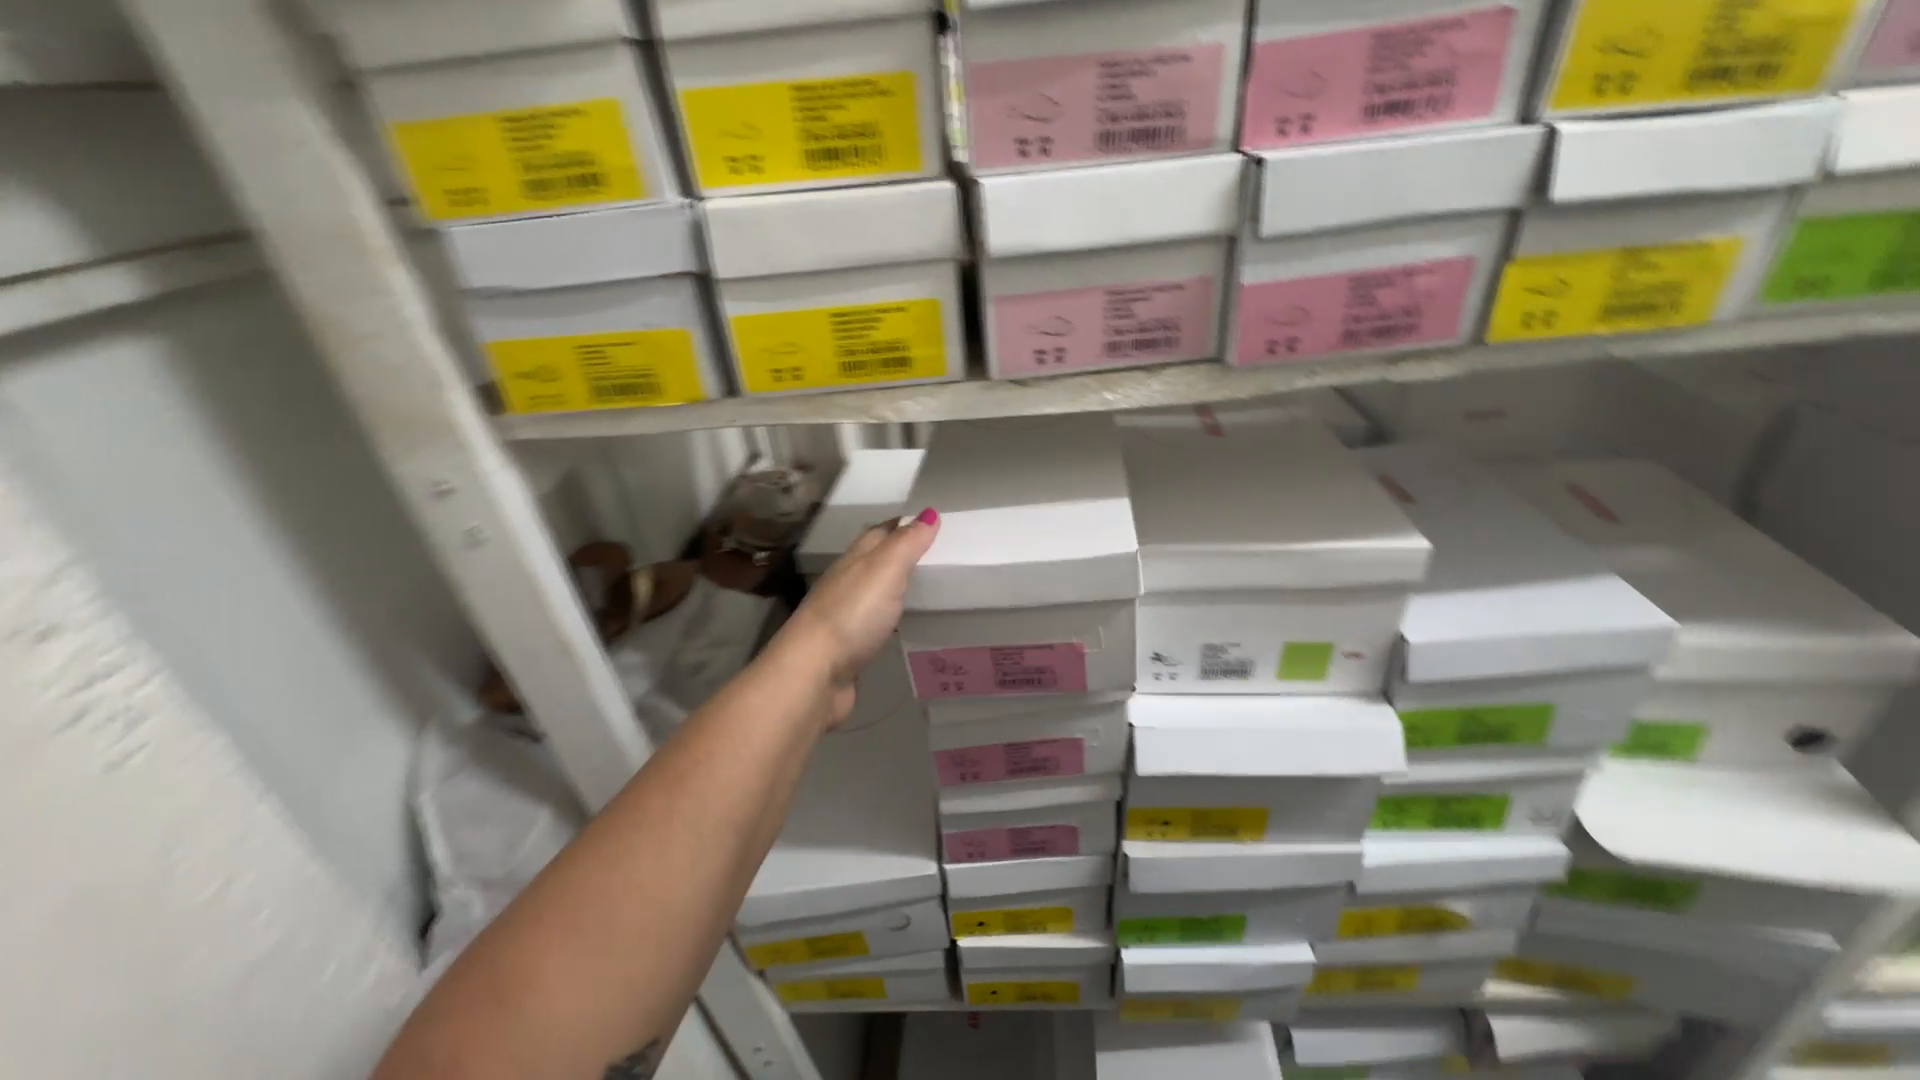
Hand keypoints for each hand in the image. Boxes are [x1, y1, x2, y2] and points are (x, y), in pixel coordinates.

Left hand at [776, 508, 938, 722]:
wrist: (814, 674)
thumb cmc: (851, 615)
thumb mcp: (884, 571)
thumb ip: (907, 543)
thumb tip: (929, 512)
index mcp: (854, 560)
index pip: (880, 532)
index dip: (904, 524)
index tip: (932, 521)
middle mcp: (846, 583)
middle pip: (875, 560)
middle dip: (902, 554)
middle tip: (938, 555)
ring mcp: (845, 616)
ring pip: (874, 592)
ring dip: (896, 587)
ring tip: (929, 587)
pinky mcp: (848, 647)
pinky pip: (874, 624)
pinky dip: (891, 618)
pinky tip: (905, 624)